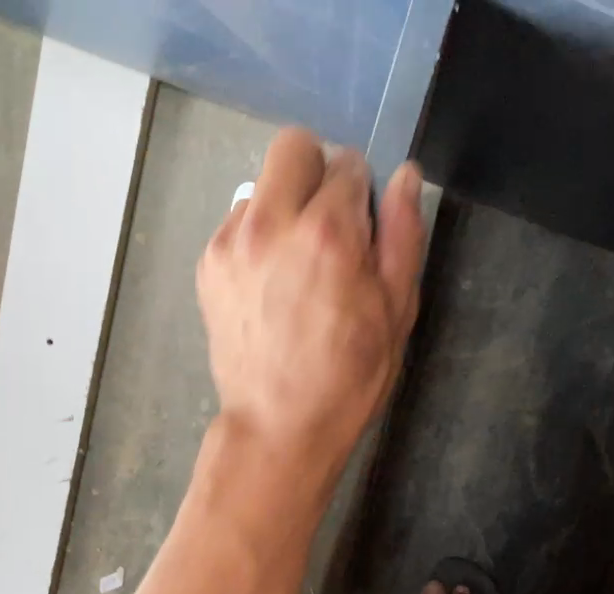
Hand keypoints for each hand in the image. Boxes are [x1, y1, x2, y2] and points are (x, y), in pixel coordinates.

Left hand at [197, 128, 426, 469]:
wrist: (279, 426)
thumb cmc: (350, 377)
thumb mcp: (396, 311)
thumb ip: (403, 234)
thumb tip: (405, 174)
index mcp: (328, 231)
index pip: (347, 163)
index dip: (362, 192)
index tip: (364, 231)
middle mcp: (272, 221)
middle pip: (293, 147)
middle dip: (318, 174)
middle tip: (330, 229)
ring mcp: (232, 241)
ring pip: (262, 185)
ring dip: (285, 207)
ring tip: (298, 267)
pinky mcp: (209, 264)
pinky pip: (238, 222)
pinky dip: (258, 237)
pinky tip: (272, 286)